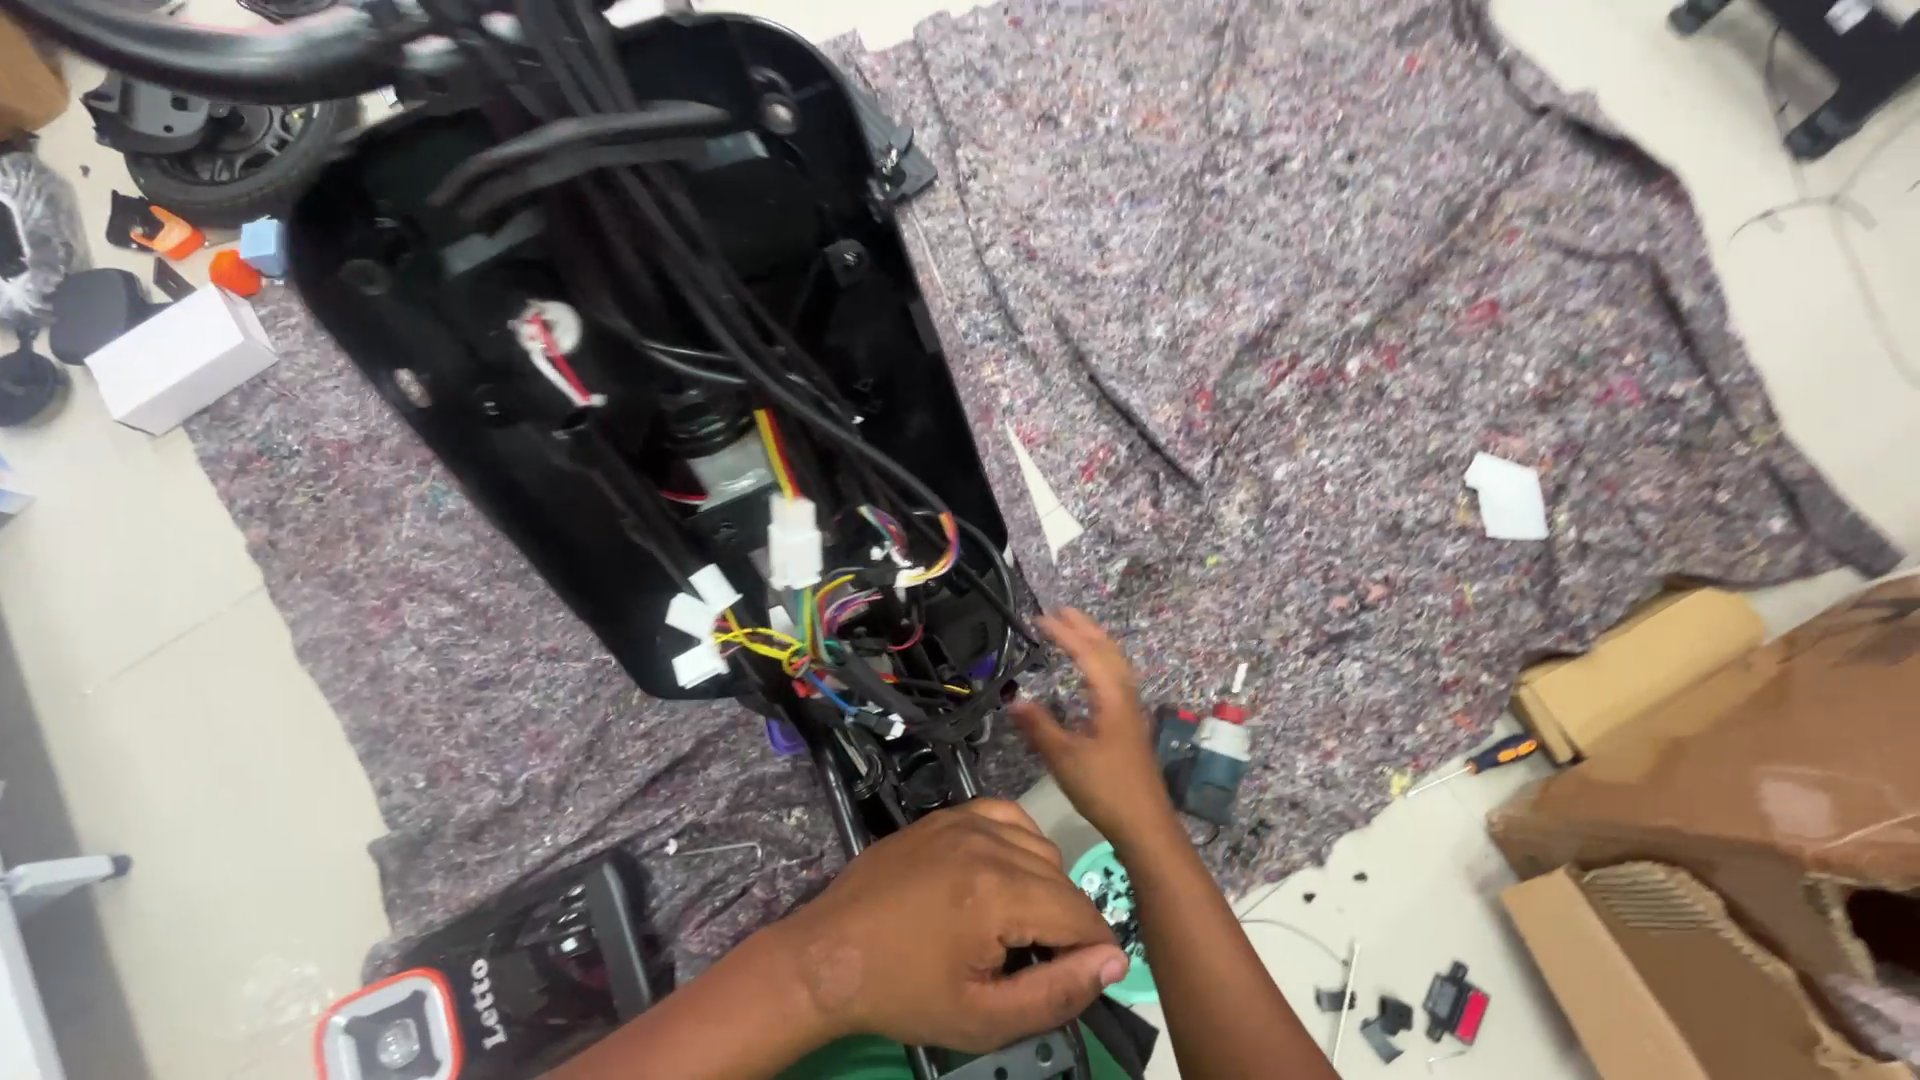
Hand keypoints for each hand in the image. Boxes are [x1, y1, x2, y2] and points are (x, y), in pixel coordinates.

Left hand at [771, 799, 1129, 1052]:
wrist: (829, 956)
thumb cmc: (903, 993)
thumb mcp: (982, 1018)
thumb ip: (1056, 993)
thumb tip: (1114, 961)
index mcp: (997, 893)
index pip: (1080, 914)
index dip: (1092, 952)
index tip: (1078, 978)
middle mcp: (986, 844)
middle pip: (1063, 880)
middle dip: (1066, 924)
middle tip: (1035, 961)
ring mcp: (962, 821)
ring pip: (1040, 847)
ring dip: (1045, 886)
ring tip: (1015, 924)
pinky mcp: (944, 815)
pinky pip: (1007, 816)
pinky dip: (1020, 843)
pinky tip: (1005, 873)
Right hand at [1010, 609, 1176, 844]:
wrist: (1144, 824)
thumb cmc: (1105, 789)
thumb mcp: (1064, 758)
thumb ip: (1039, 727)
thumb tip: (1013, 700)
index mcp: (1111, 698)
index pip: (1087, 654)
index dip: (1064, 633)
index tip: (1041, 618)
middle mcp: (1125, 697)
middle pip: (1108, 651)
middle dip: (1085, 628)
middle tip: (1062, 611)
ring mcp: (1132, 710)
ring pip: (1117, 664)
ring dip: (1097, 642)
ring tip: (1078, 631)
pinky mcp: (1131, 725)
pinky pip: (1118, 678)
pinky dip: (1103, 662)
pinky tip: (1093, 674)